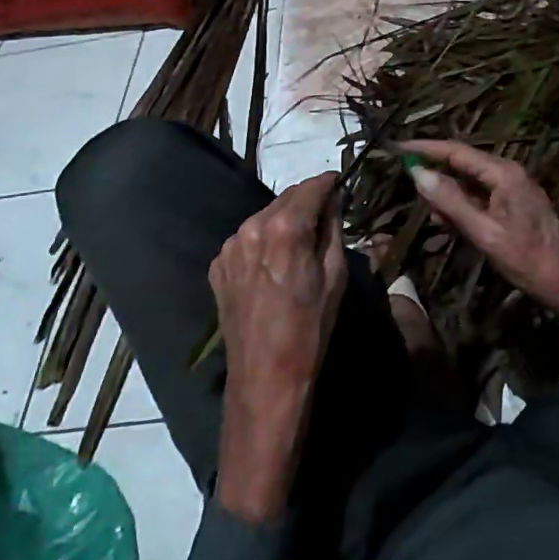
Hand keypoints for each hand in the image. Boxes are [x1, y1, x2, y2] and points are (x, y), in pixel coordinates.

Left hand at [208, 172, 347, 521]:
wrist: (265, 377)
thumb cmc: (311, 327)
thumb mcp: (335, 276)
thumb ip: (332, 229)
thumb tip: (333, 200)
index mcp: (284, 228)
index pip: (310, 187)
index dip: (328, 183)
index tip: (340, 182)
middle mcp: (251, 227)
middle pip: (285, 198)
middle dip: (307, 201)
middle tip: (327, 213)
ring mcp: (230, 246)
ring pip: (264, 217)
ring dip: (284, 221)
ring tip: (299, 244)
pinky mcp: (218, 265)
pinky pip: (247, 240)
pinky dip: (264, 242)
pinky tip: (274, 266)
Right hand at [398, 140, 558, 319]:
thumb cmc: (528, 259)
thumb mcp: (484, 232)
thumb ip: (451, 202)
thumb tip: (418, 174)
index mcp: (503, 173)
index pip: (456, 151)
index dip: (425, 147)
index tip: (398, 147)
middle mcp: (507, 173)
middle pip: (461, 162)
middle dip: (433, 170)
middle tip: (404, 177)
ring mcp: (511, 189)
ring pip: (468, 182)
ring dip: (446, 193)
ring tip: (427, 211)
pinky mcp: (512, 205)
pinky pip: (478, 197)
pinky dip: (460, 206)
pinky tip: (446, 222)